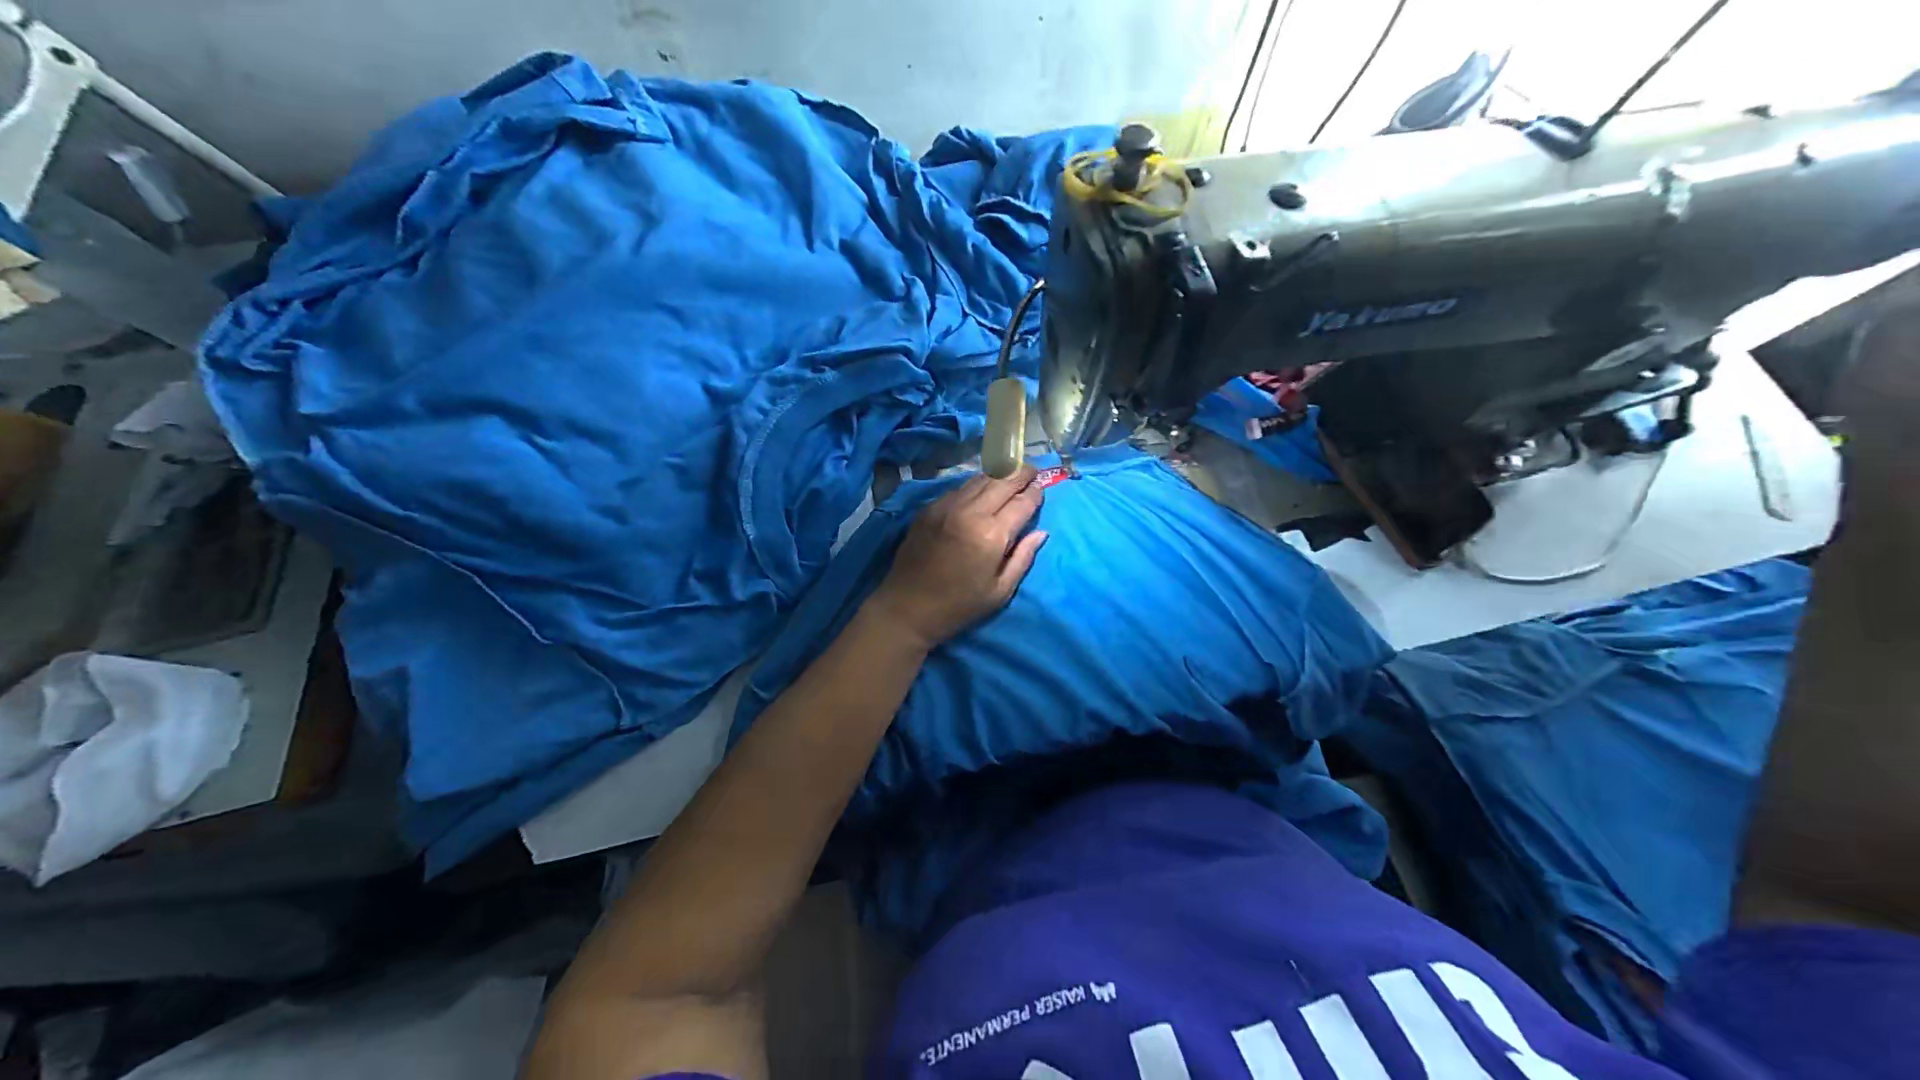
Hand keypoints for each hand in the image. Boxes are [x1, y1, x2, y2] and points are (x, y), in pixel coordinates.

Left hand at [865, 463, 1048, 650]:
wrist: (907, 608)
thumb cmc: (959, 606)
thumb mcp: (1000, 591)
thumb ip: (1023, 557)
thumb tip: (1040, 532)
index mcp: (991, 534)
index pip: (1022, 501)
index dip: (1036, 492)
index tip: (1043, 487)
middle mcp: (970, 512)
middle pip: (1002, 480)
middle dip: (1021, 473)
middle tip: (1033, 471)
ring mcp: (946, 506)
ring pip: (980, 479)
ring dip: (999, 474)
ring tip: (1011, 475)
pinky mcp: (929, 508)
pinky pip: (959, 488)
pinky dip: (976, 484)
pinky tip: (982, 490)